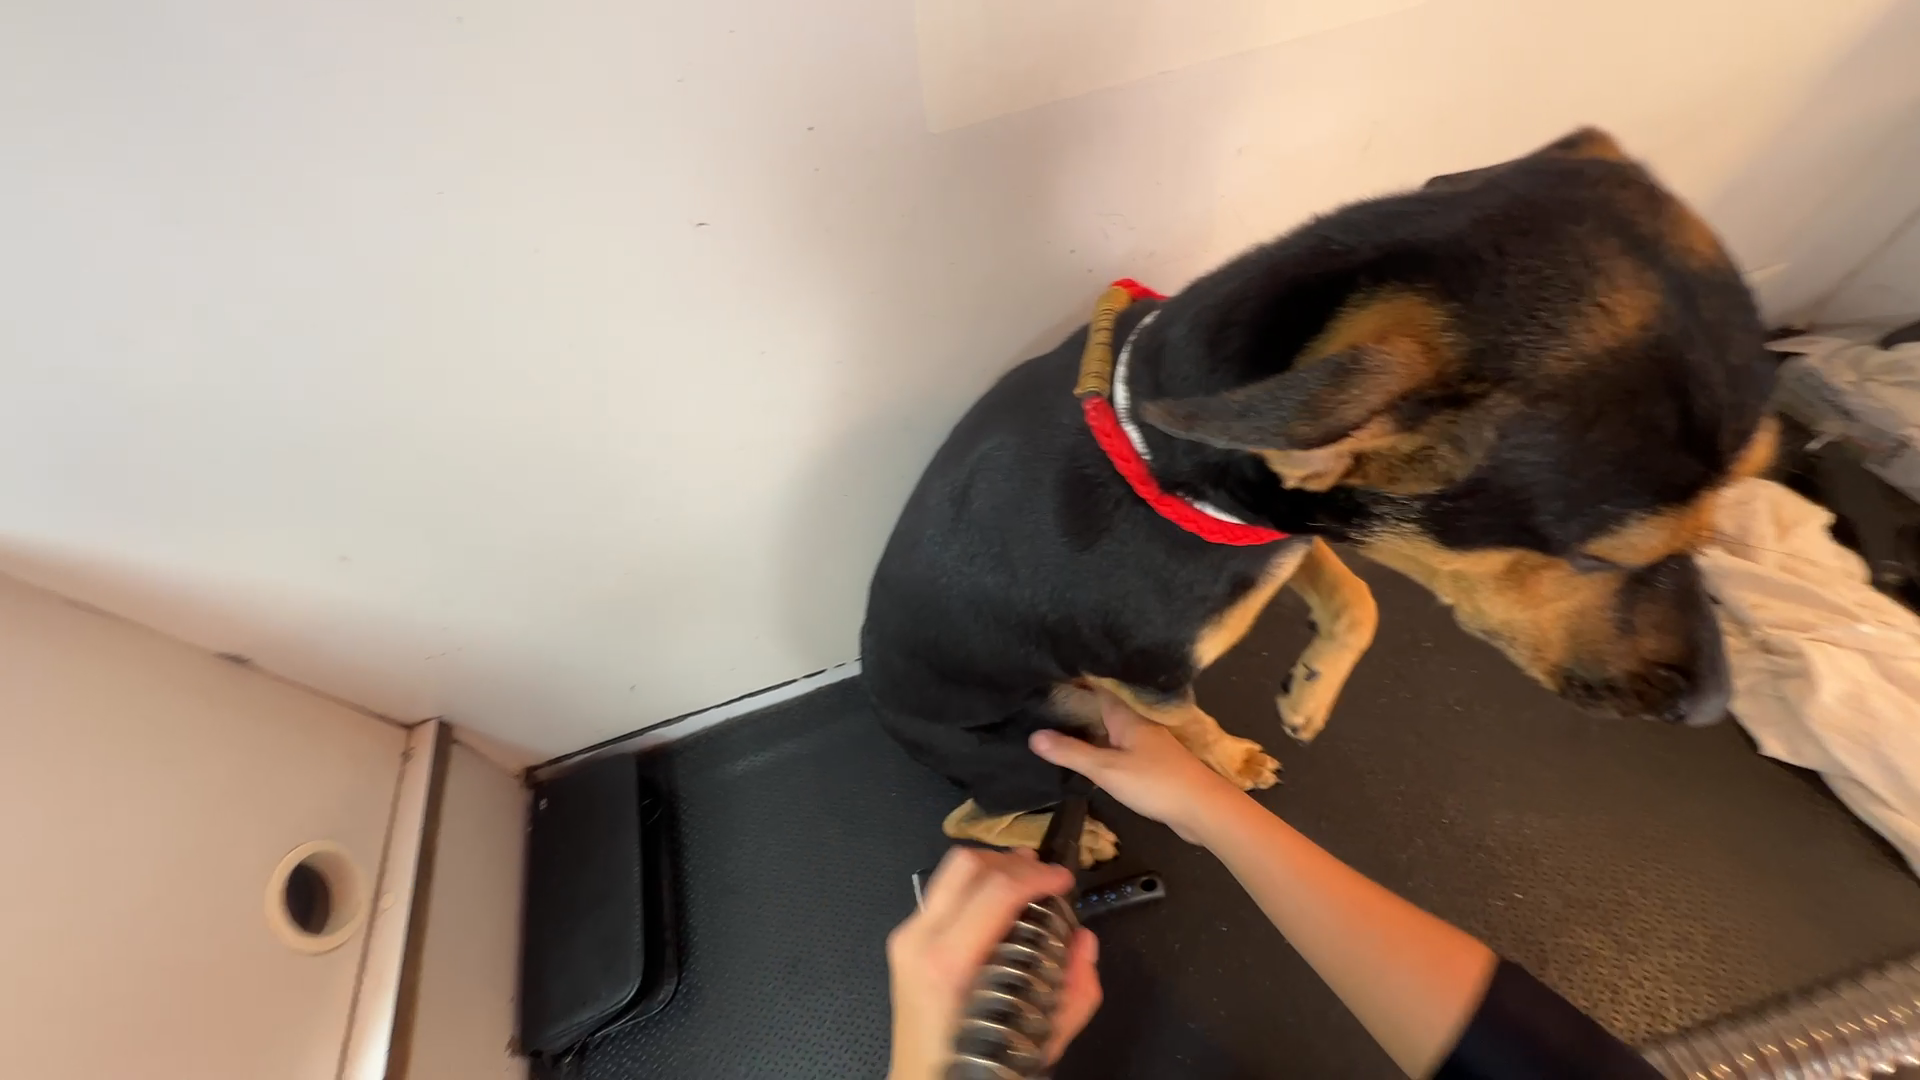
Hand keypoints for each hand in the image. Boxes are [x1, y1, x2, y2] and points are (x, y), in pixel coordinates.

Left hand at [885, 846, 1101, 1079]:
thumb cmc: (975, 1069)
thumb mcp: (1034, 1043)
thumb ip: (1070, 994)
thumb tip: (1084, 943)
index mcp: (948, 964)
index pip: (996, 891)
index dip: (1036, 876)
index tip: (1063, 879)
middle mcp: (920, 939)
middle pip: (966, 863)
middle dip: (1013, 861)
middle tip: (1044, 874)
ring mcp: (907, 935)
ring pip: (951, 868)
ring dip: (995, 866)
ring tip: (1026, 880)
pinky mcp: (905, 937)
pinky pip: (943, 891)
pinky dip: (977, 884)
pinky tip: (999, 900)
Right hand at [1030, 691, 1244, 842]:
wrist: (1204, 809)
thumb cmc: (1155, 782)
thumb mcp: (1106, 769)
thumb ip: (1070, 752)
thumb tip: (1033, 735)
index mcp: (1125, 714)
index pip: (1096, 686)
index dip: (1074, 678)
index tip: (1048, 672)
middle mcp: (1136, 722)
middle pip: (1102, 706)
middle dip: (1078, 701)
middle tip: (1045, 699)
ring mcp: (1146, 742)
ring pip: (1111, 726)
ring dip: (1090, 724)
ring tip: (1058, 721)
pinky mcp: (1152, 762)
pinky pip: (1119, 744)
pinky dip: (1102, 743)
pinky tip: (1088, 750)